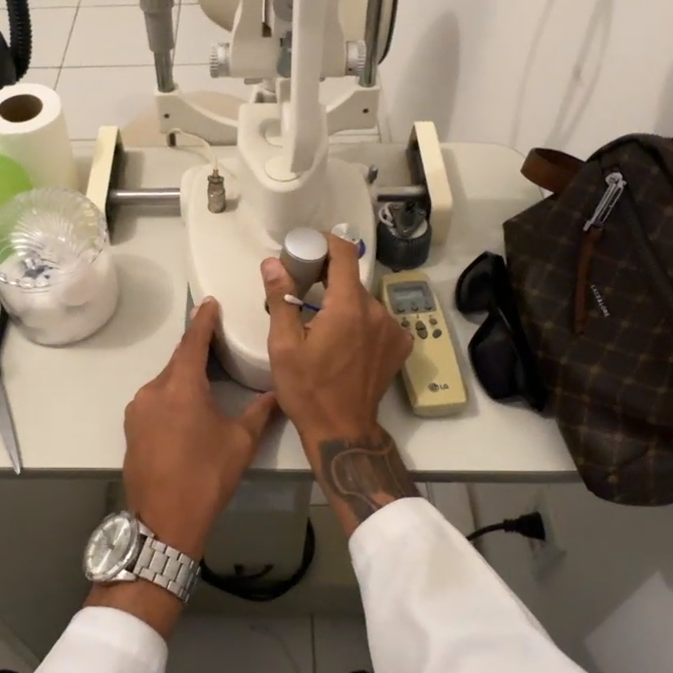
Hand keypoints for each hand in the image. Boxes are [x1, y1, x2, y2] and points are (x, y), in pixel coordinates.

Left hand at [120, 297, 278, 560]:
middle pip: (178, 362)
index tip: (209, 302)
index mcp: (181, 387)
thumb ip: (260, 412)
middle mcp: (153, 390)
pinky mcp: (131, 429)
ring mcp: (137, 410)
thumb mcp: (241, 443)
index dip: (203, 321)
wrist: (164, 522)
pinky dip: (171, 396)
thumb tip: (279, 393)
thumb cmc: (206, 477)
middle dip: (196, 351)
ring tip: (207, 380)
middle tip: (218, 342)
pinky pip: (155, 401)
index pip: (193, 342)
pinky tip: (187, 409)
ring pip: (165, 382)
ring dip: (184, 377)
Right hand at [262, 234, 419, 535]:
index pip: (344, 253)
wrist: (342, 430)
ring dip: (344, 304)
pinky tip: (344, 342)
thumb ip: (281, 298)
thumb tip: (273, 263)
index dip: (325, 242)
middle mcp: (376, 311)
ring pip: (364, 301)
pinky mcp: (399, 346)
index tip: (307, 248)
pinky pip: (377, 321)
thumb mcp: (284, 345)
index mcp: (348, 306)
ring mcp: (392, 329)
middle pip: (351, 279)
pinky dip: (361, 323)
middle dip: (327, 280)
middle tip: (303, 294)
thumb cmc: (308, 389)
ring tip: (322, 327)